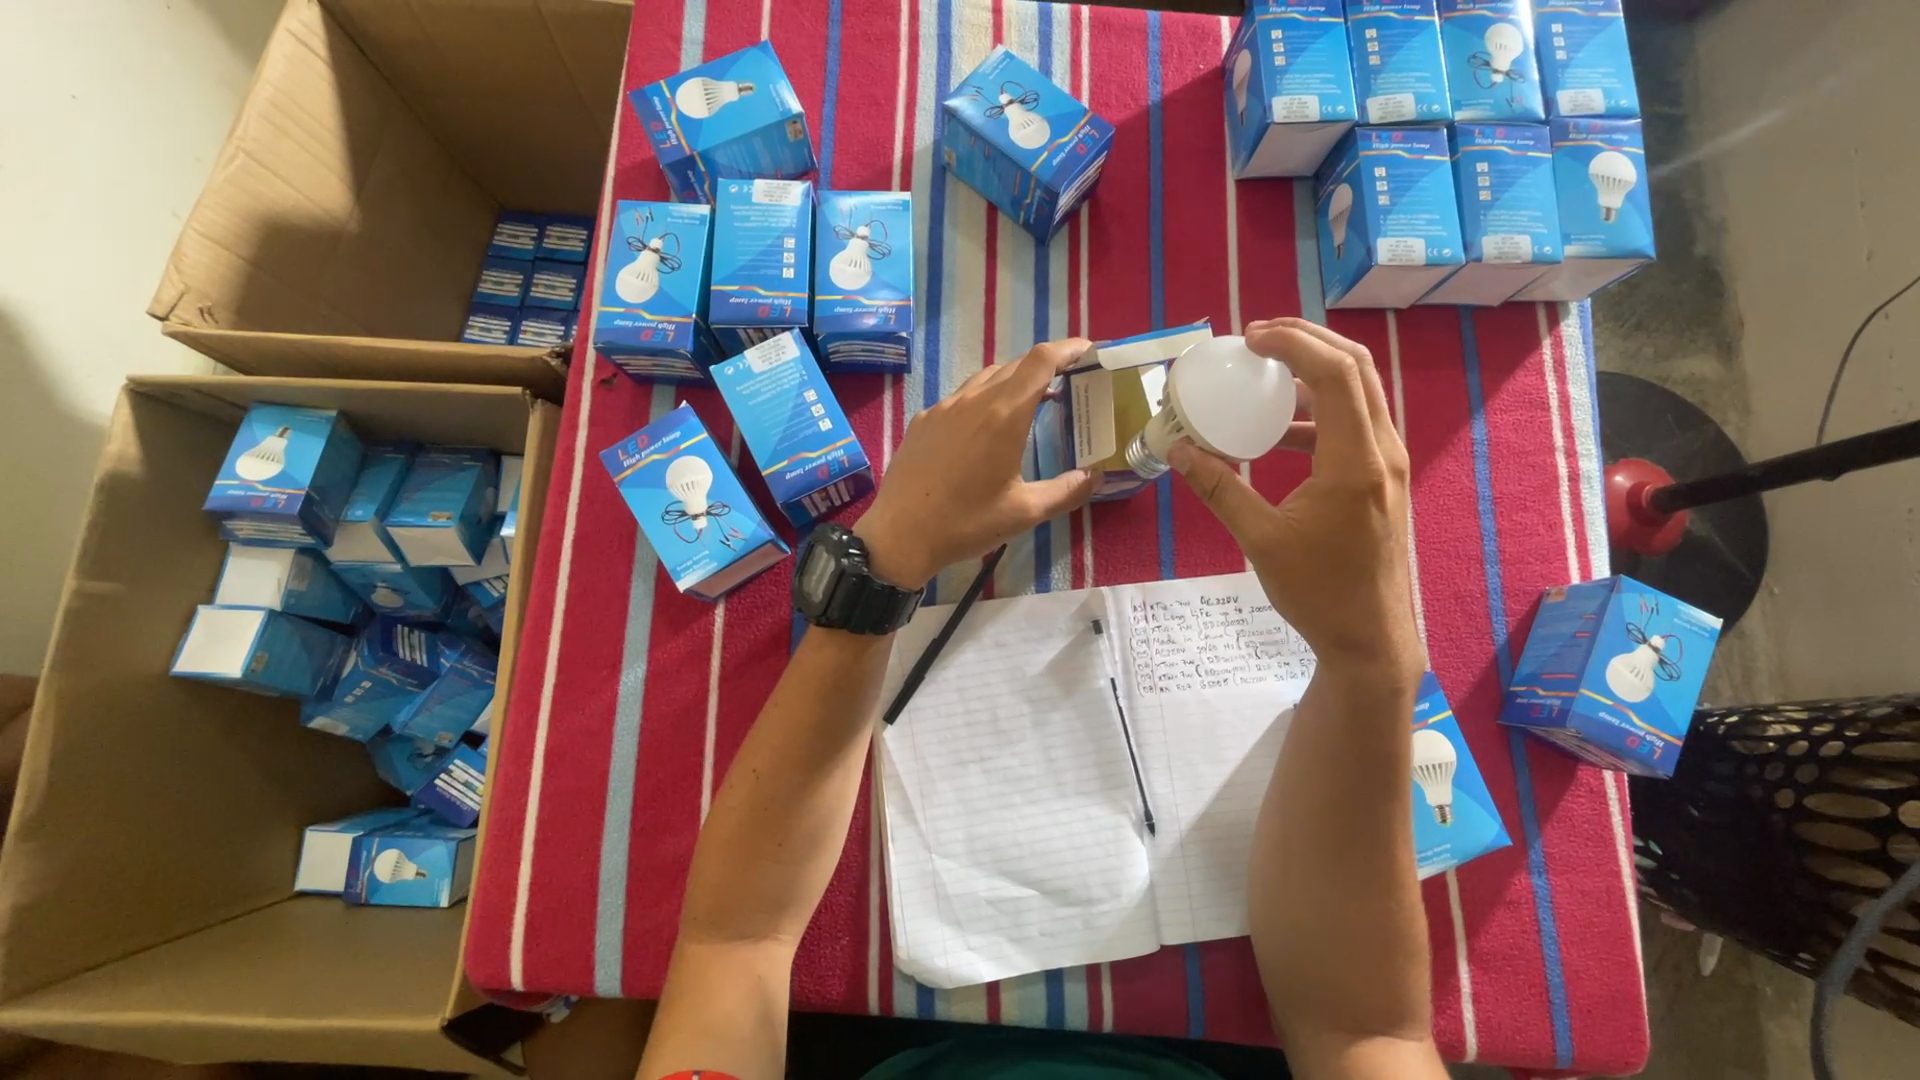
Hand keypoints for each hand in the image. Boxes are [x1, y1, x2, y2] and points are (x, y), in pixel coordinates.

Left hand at [855, 339, 1098, 586]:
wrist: (899, 535)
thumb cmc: (965, 524)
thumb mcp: (1024, 513)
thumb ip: (1065, 491)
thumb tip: (1094, 477)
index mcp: (1004, 416)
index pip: (1040, 362)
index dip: (1067, 349)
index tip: (1087, 349)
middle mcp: (973, 401)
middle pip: (1014, 366)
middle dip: (1044, 367)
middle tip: (1066, 382)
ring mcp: (943, 408)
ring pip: (984, 378)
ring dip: (1011, 381)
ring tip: (1028, 403)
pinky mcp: (922, 421)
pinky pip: (959, 398)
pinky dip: (982, 399)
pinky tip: (983, 429)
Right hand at [1170, 318, 1422, 680]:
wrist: (1369, 638)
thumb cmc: (1316, 591)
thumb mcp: (1259, 539)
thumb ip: (1219, 488)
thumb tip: (1179, 449)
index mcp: (1354, 461)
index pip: (1334, 375)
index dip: (1293, 345)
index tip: (1249, 339)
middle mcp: (1381, 451)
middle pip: (1355, 369)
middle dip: (1307, 342)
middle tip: (1257, 338)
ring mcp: (1386, 465)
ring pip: (1360, 393)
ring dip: (1315, 372)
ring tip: (1266, 369)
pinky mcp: (1380, 480)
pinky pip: (1354, 424)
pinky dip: (1317, 411)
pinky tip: (1278, 429)